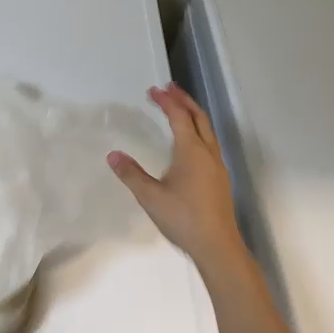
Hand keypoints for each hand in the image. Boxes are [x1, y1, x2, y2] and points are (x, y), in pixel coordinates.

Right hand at [109, 84, 246, 268]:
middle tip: (169, 87)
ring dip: (193, 114)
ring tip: (180, 107)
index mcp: (191, 151)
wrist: (217, 244)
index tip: (153, 90)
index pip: (178, 116)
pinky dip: (199, 130)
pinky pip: (210, 142)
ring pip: (208, 129)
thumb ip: (132, 174)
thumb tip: (113, 155)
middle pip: (198, 117)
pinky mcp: (220, 177)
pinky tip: (191, 141)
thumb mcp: (151, 197)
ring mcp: (217, 165)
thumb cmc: (183, 218)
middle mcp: (207, 152)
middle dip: (183, 99)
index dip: (166, 101)